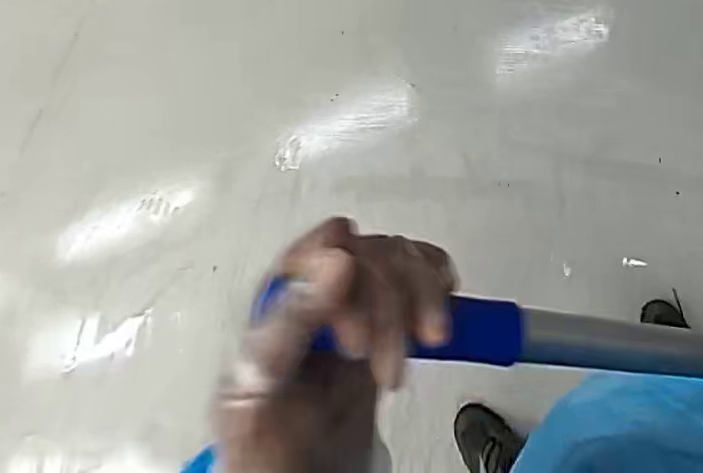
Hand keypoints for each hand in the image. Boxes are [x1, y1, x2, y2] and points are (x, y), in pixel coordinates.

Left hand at [212, 218, 457, 472]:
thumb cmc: (278, 451)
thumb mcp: (262, 400)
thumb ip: (289, 328)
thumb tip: (333, 261)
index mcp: (276, 303)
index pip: (317, 250)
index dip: (348, 285)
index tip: (360, 340)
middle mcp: (318, 287)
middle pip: (369, 256)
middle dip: (391, 312)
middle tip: (390, 367)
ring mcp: (357, 291)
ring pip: (401, 256)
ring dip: (423, 299)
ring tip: (426, 341)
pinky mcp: (390, 300)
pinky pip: (423, 262)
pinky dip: (438, 281)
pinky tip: (440, 303)